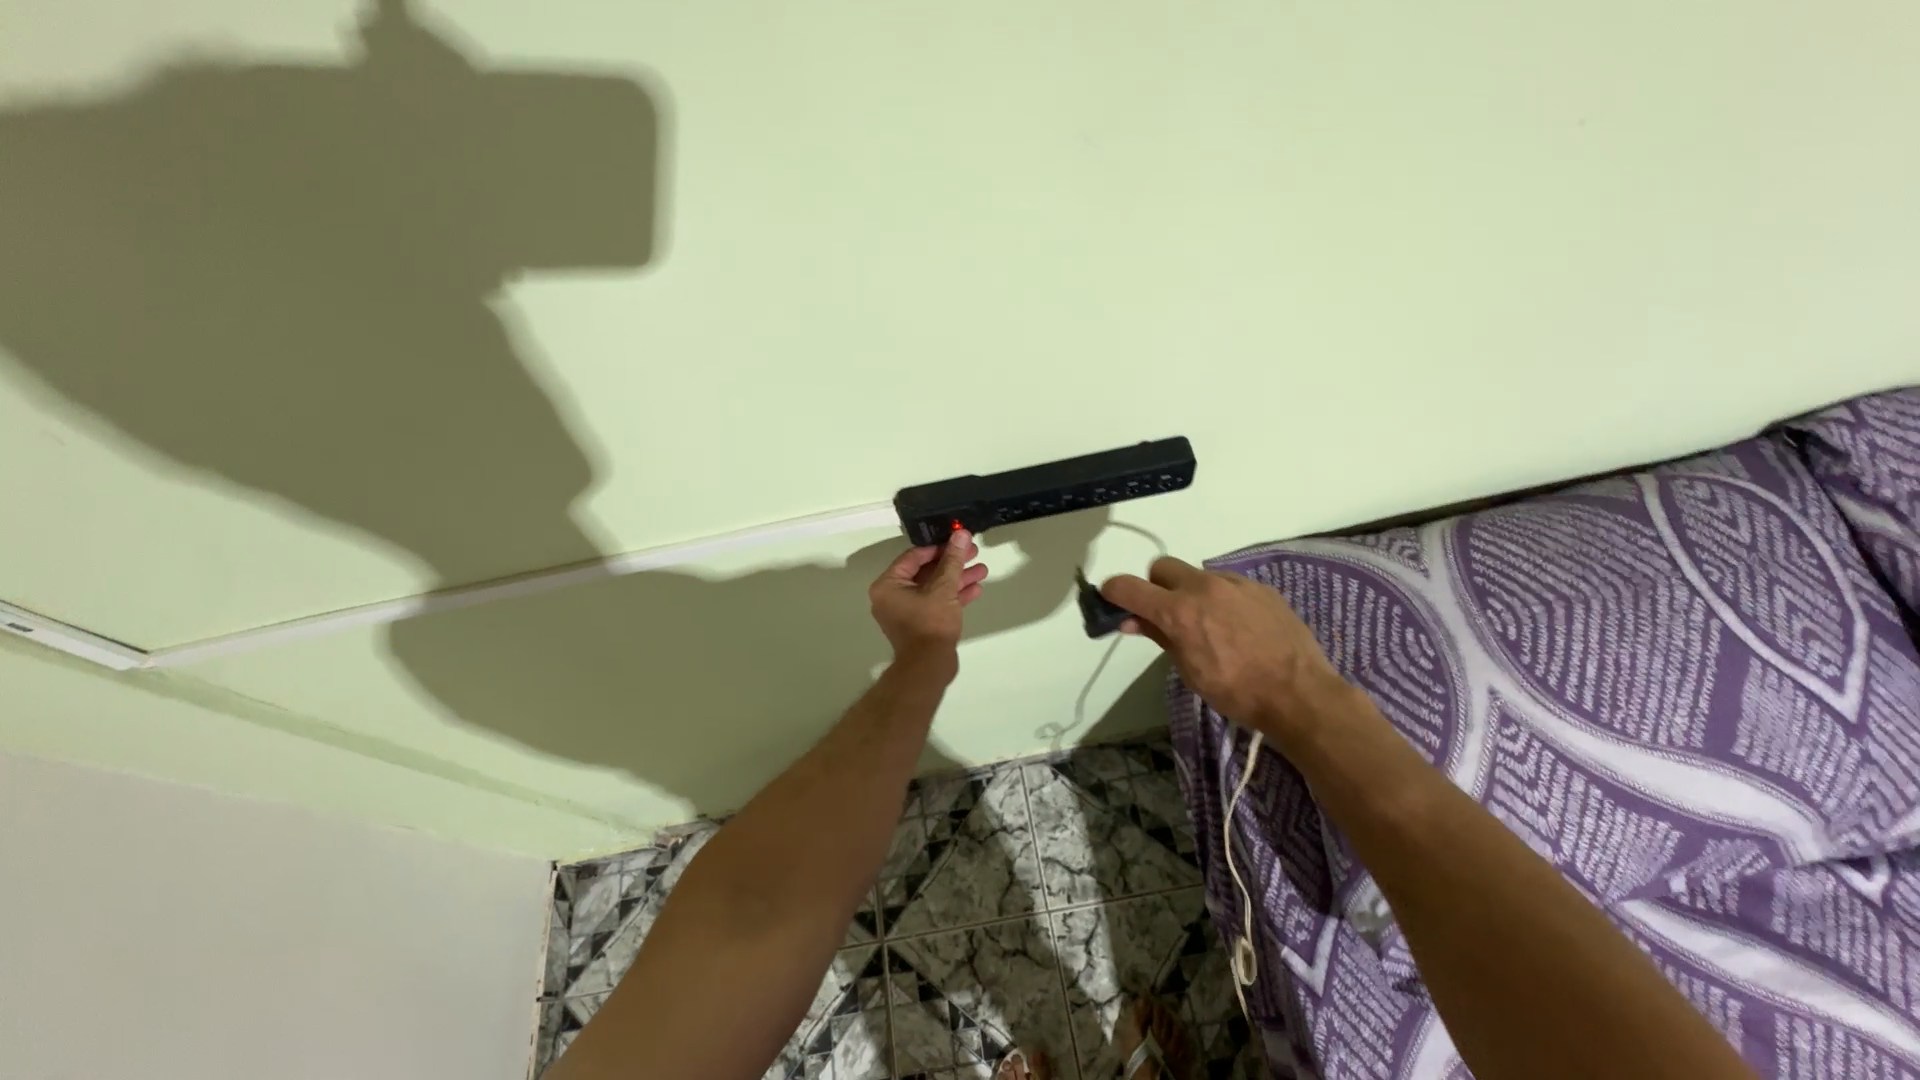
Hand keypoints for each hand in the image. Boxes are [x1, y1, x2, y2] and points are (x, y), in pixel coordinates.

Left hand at [869, 529, 989, 660]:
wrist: (929, 666)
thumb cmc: (930, 622)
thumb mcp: (944, 587)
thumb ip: (953, 559)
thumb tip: (961, 534)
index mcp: (888, 585)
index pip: (913, 557)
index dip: (938, 547)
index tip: (958, 542)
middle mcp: (893, 597)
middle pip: (926, 571)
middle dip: (952, 563)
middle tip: (974, 553)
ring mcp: (906, 612)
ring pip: (934, 588)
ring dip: (957, 579)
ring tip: (982, 570)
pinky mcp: (920, 625)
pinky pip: (936, 603)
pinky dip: (953, 597)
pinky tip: (976, 589)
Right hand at [1102, 556, 1347, 733]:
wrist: (1299, 693)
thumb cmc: (1236, 691)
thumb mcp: (1189, 670)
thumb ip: (1159, 637)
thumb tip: (1132, 620)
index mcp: (1179, 612)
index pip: (1130, 587)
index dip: (1113, 592)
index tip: (1110, 600)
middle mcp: (1204, 587)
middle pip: (1162, 568)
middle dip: (1155, 586)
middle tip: (1165, 615)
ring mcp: (1235, 584)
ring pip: (1198, 576)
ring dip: (1192, 593)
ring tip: (1209, 625)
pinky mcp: (1261, 588)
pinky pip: (1229, 584)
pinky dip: (1222, 599)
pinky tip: (1237, 626)